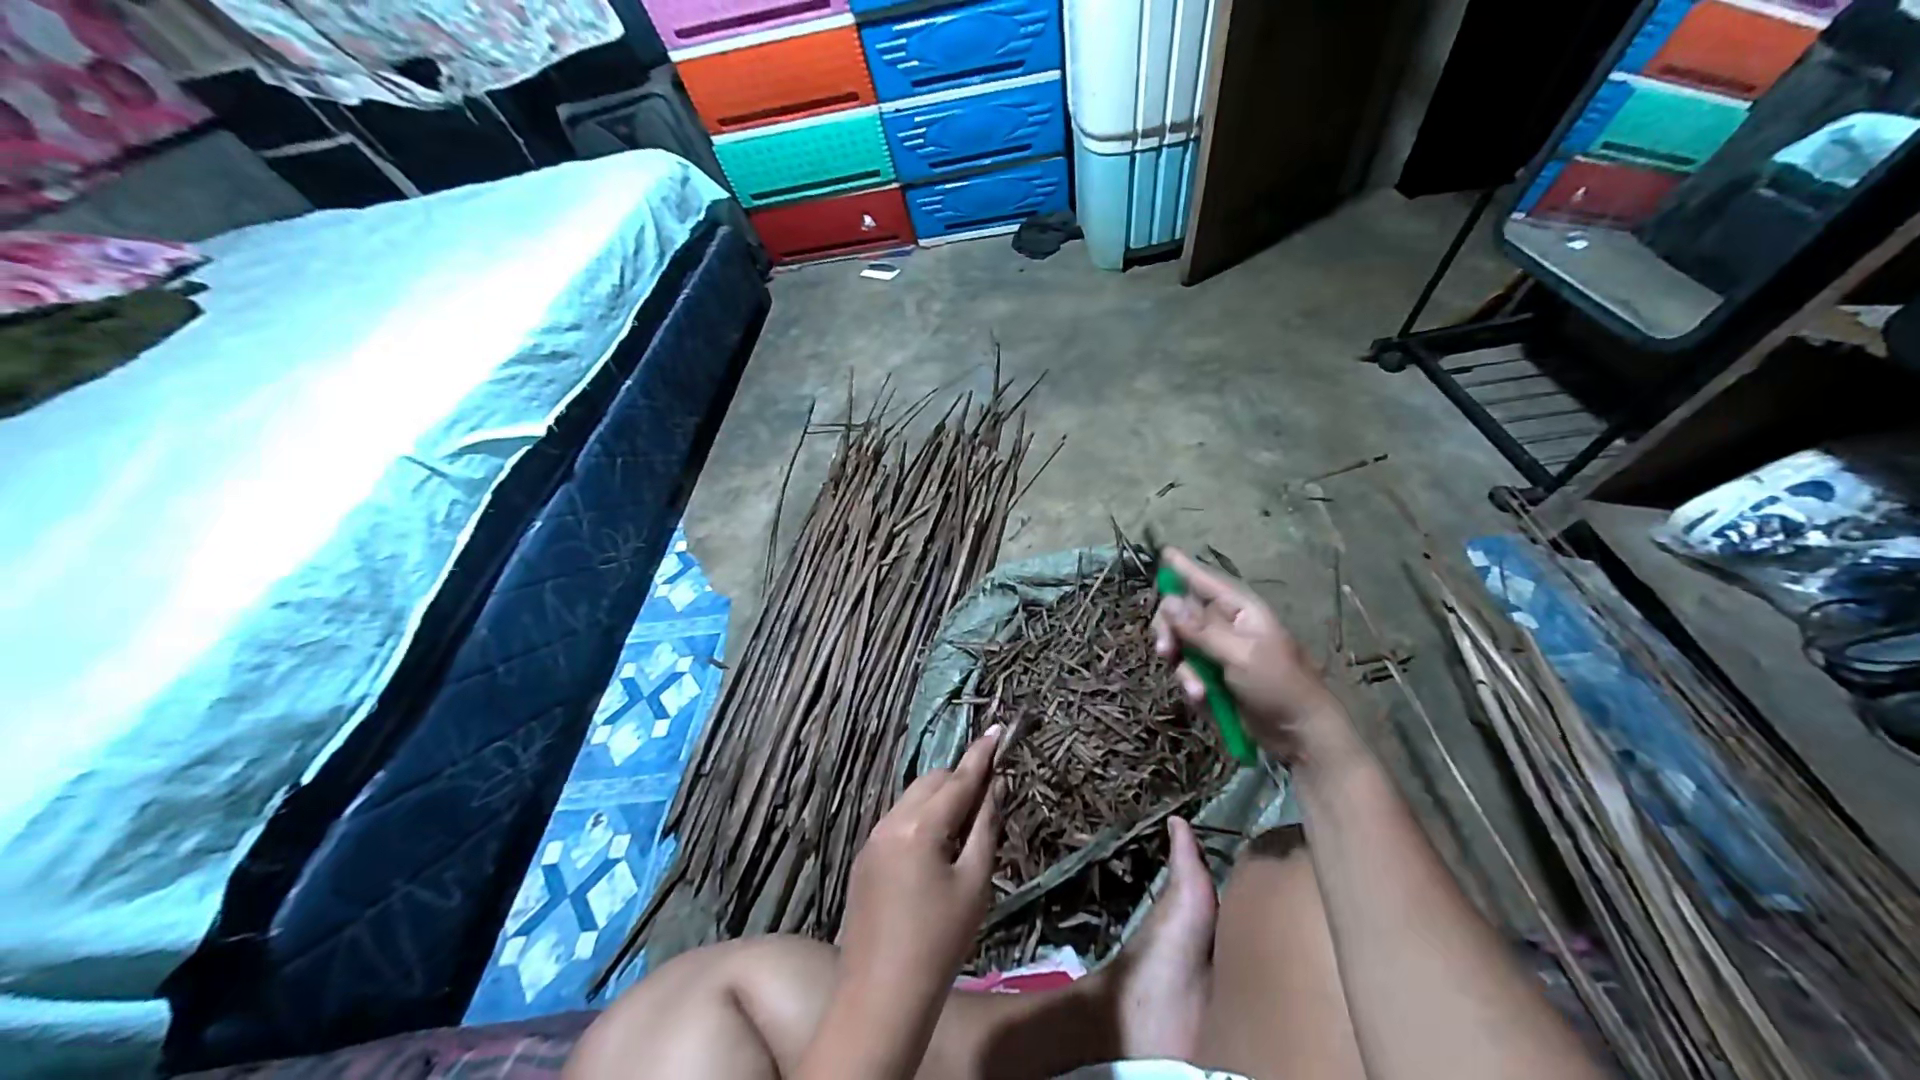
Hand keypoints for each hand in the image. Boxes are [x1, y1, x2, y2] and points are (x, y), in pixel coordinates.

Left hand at [839, 726, 1002, 997]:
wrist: (882, 994)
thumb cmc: (940, 940)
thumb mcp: (975, 883)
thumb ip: (985, 828)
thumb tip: (993, 789)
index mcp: (920, 825)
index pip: (958, 779)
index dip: (981, 755)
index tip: (996, 729)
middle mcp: (891, 821)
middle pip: (931, 782)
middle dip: (959, 778)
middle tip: (989, 791)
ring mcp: (872, 839)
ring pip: (911, 800)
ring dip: (939, 799)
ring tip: (965, 822)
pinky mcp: (864, 858)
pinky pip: (897, 822)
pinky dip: (921, 820)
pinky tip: (935, 847)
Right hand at [1152, 548, 1351, 767]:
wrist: (1300, 735)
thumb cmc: (1279, 685)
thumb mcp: (1240, 655)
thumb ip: (1201, 629)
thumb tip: (1169, 601)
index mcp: (1241, 611)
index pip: (1206, 582)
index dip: (1184, 569)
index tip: (1164, 553)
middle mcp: (1227, 627)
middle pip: (1182, 613)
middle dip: (1170, 630)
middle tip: (1165, 650)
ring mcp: (1219, 654)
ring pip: (1180, 645)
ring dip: (1182, 666)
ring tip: (1196, 689)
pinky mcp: (1213, 679)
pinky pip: (1187, 672)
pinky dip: (1191, 685)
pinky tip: (1203, 699)